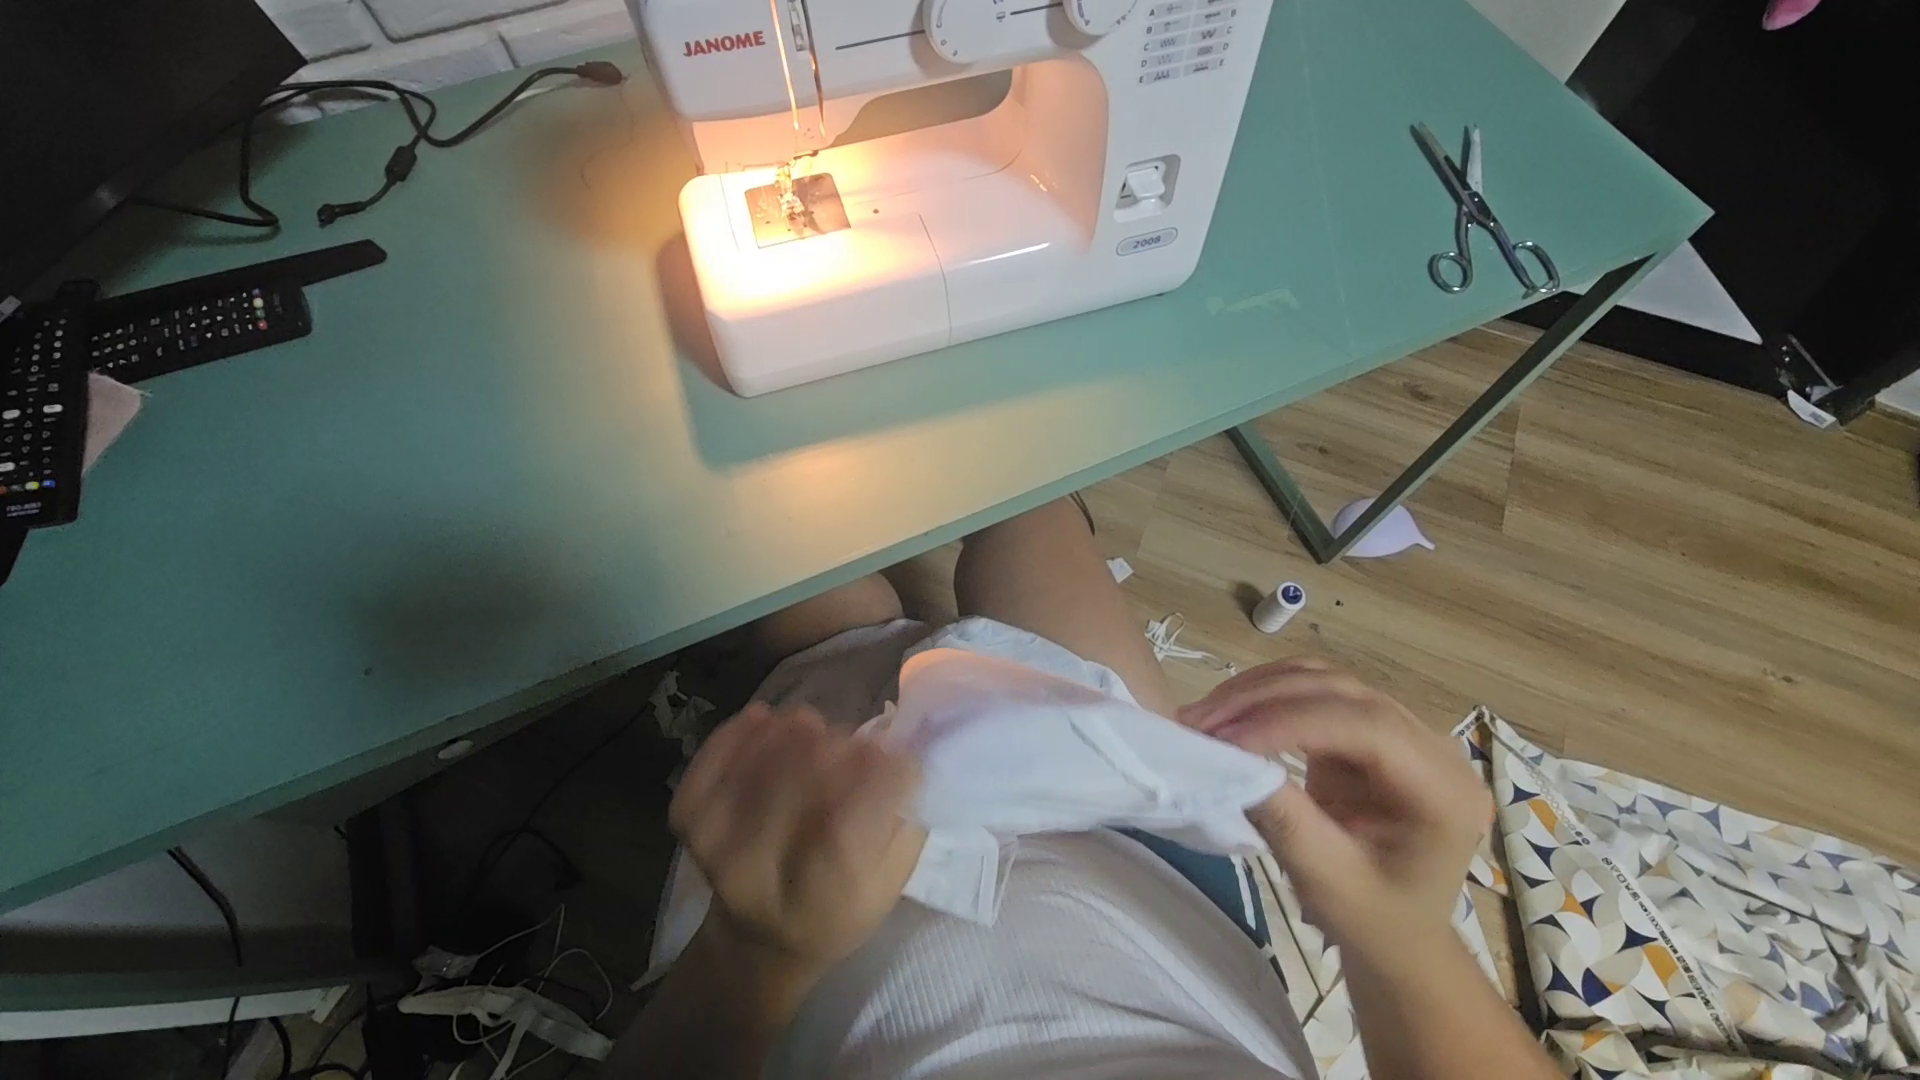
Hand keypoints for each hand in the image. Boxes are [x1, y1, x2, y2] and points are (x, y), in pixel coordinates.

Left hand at [671, 702, 926, 983]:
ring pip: (753, 770)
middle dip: (832, 751)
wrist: (760, 938)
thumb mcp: (886, 881)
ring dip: (789, 736)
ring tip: (817, 726)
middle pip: (791, 793)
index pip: (842, 834)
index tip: (894, 754)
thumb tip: (901, 753)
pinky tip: (767, 719)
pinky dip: (740, 733)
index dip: (871, 782)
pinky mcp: (688, 820)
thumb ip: (899, 819)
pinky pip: (710, 762)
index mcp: (815, 907)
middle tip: (855, 740)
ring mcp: (713, 848)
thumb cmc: (840, 905)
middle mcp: (755, 881)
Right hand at [1179, 660, 1489, 964]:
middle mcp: (1433, 746)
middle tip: (1199, 721)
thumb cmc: (1371, 918)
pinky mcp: (1368, 727)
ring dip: (1258, 691)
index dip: (1290, 722)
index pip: (1367, 727)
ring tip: (1204, 714)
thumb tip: (1228, 760)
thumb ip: (1283, 817)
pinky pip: (1314, 692)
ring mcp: (1402, 731)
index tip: (1225, 739)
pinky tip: (1228, 711)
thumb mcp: (1326, 879)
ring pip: (1324, 681)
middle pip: (1343, 694)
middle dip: (1264, 700)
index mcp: (1444, 791)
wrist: (1396, 935)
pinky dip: (1266, 695)